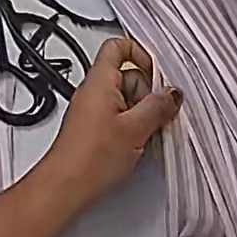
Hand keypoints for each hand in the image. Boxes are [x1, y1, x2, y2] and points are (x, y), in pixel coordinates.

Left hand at [33, 37, 180, 211]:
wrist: (63, 189)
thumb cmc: (89, 159)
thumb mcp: (135, 129)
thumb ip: (158, 107)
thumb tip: (173, 94)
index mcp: (100, 81)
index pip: (118, 47)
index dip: (141, 53)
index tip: (158, 73)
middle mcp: (94, 92)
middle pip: (129, 75)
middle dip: (149, 90)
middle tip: (160, 110)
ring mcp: (94, 111)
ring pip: (127, 97)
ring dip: (143, 111)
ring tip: (148, 131)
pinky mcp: (96, 129)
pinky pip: (120, 116)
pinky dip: (134, 125)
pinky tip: (140, 143)